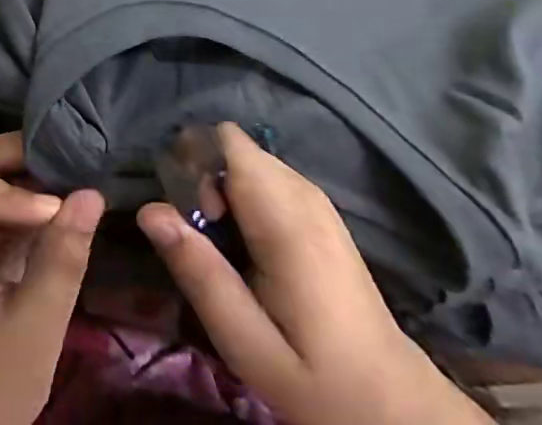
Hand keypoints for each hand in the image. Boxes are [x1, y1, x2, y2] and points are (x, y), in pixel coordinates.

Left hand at [0, 132, 104, 424]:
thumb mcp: (34, 332)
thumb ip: (60, 262)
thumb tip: (91, 194)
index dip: (10, 191)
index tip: (55, 211)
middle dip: (20, 159)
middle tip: (70, 162)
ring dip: (31, 171)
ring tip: (74, 174)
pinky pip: (5, 198)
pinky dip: (36, 192)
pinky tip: (66, 196)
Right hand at [137, 123, 488, 424]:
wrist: (392, 399)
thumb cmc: (316, 377)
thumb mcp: (246, 342)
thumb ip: (199, 272)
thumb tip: (149, 211)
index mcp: (287, 219)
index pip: (227, 142)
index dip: (196, 166)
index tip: (194, 219)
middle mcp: (304, 192)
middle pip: (233, 147)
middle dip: (204, 178)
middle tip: (205, 240)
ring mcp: (316, 198)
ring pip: (247, 160)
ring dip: (221, 189)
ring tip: (225, 248)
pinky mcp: (318, 211)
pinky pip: (265, 177)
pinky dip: (242, 197)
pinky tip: (247, 248)